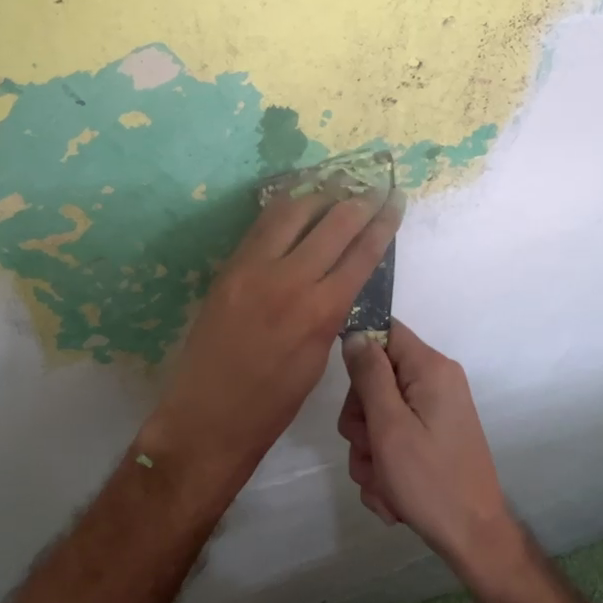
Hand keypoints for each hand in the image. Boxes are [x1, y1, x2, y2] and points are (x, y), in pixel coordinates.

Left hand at [147, 182, 404, 472]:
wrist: (206, 419)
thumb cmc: (271, 404)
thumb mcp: (318, 358)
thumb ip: (332, 311)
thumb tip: (341, 278)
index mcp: (322, 311)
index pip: (362, 252)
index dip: (383, 222)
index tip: (396, 199)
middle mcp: (290, 281)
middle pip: (334, 222)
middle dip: (360, 200)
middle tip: (375, 185)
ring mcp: (254, 269)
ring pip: (293, 212)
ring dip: (320, 194)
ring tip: (337, 182)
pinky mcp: (228, 269)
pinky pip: (261, 227)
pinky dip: (284, 209)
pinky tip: (297, 201)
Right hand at [339, 322, 517, 565]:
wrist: (473, 537)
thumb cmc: (429, 480)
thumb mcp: (389, 426)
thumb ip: (369, 376)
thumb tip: (355, 334)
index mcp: (430, 368)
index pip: (385, 331)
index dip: (359, 356)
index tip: (352, 396)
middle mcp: (436, 382)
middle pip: (376, 379)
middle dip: (362, 421)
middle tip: (369, 450)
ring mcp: (436, 412)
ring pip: (379, 416)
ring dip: (370, 452)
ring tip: (383, 483)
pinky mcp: (433, 437)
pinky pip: (395, 438)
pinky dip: (386, 466)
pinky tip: (392, 494)